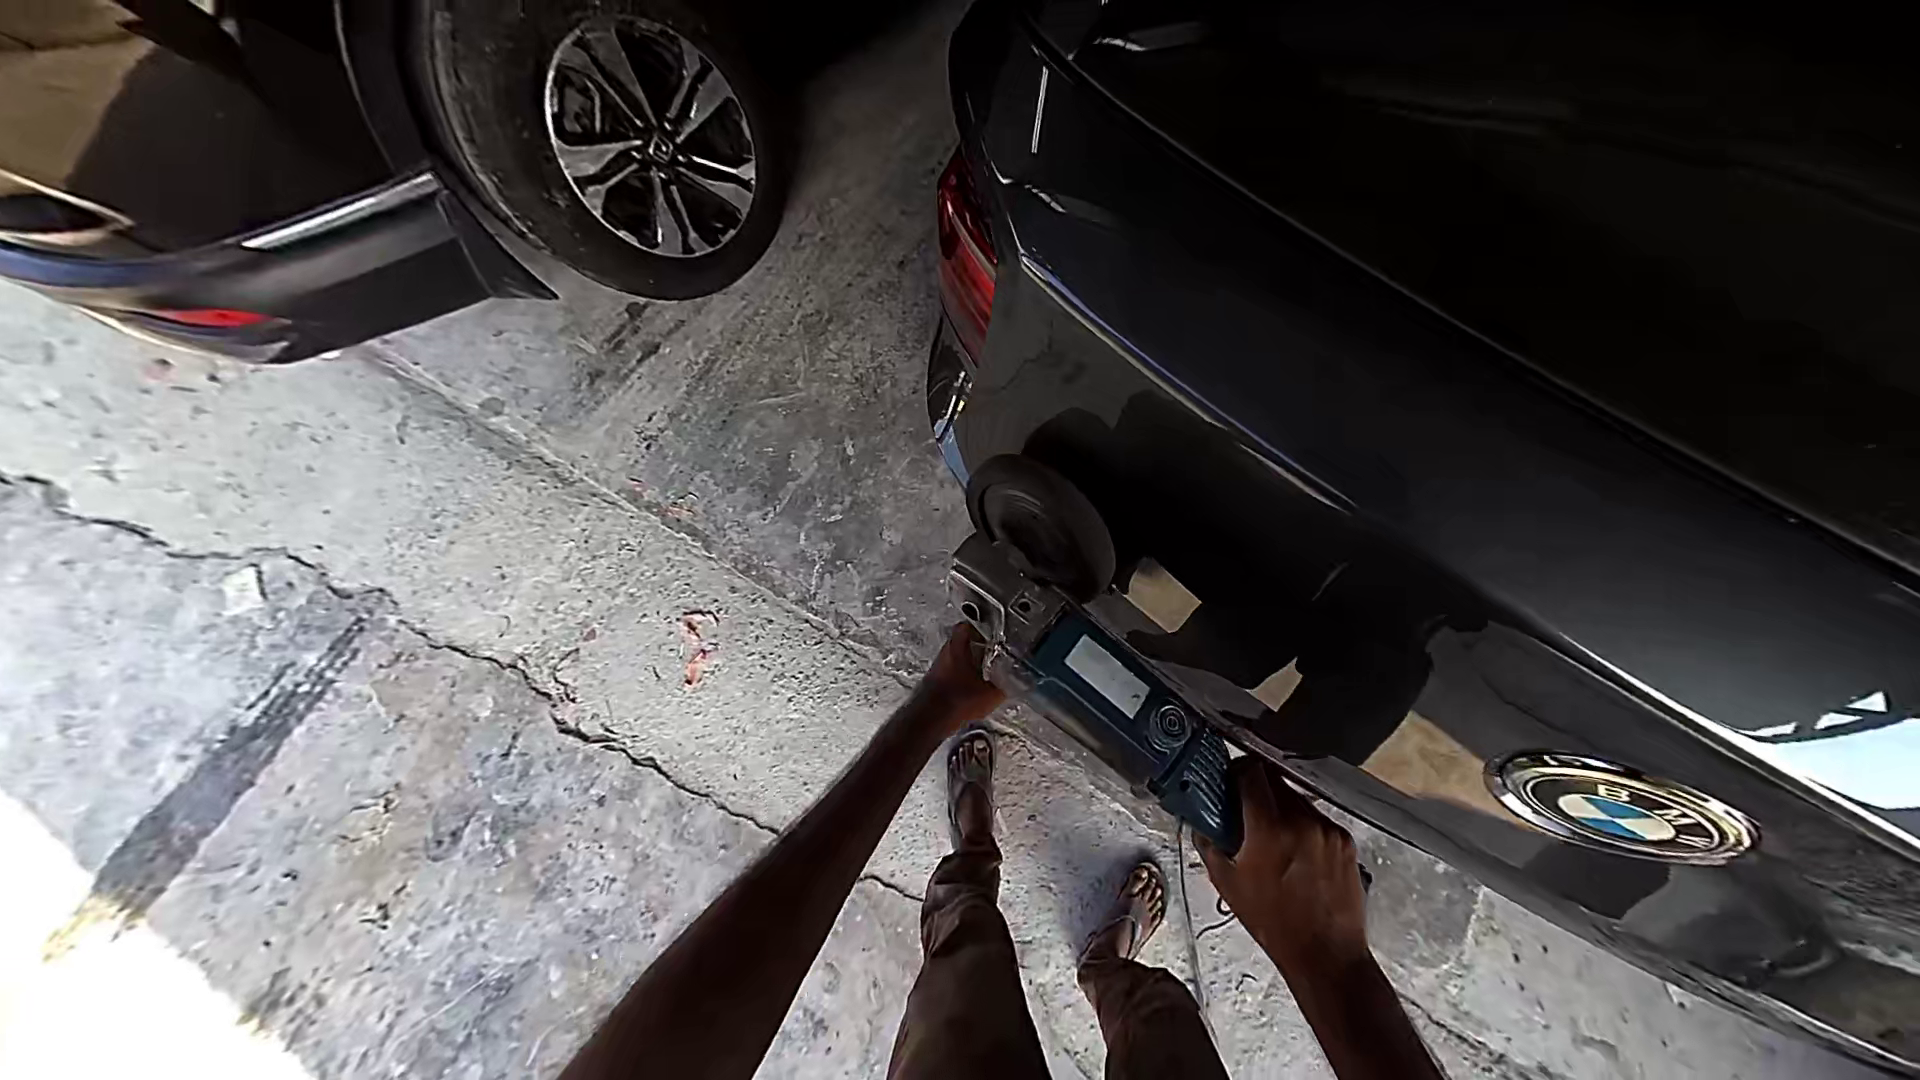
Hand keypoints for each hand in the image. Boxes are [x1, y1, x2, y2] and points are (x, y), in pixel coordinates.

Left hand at [914, 623, 1005, 735]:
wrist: (931, 718)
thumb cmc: (959, 699)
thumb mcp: (991, 693)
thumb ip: (1005, 684)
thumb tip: (1018, 681)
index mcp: (956, 646)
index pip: (966, 626)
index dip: (980, 628)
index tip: (992, 633)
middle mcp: (945, 653)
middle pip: (962, 642)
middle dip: (978, 647)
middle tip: (992, 653)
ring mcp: (938, 667)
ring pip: (956, 657)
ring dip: (969, 662)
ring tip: (985, 672)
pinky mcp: (934, 681)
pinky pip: (951, 671)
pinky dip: (962, 675)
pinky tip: (972, 688)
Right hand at [1196, 756, 1369, 976]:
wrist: (1327, 956)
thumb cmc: (1274, 922)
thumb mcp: (1227, 882)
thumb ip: (1208, 844)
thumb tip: (1199, 823)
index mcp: (1269, 828)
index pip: (1251, 772)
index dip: (1236, 768)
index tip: (1228, 776)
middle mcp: (1301, 821)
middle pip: (1274, 778)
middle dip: (1255, 784)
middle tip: (1242, 801)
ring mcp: (1327, 830)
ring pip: (1295, 796)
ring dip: (1278, 802)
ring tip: (1268, 827)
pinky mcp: (1345, 841)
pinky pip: (1316, 816)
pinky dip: (1300, 821)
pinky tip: (1293, 844)